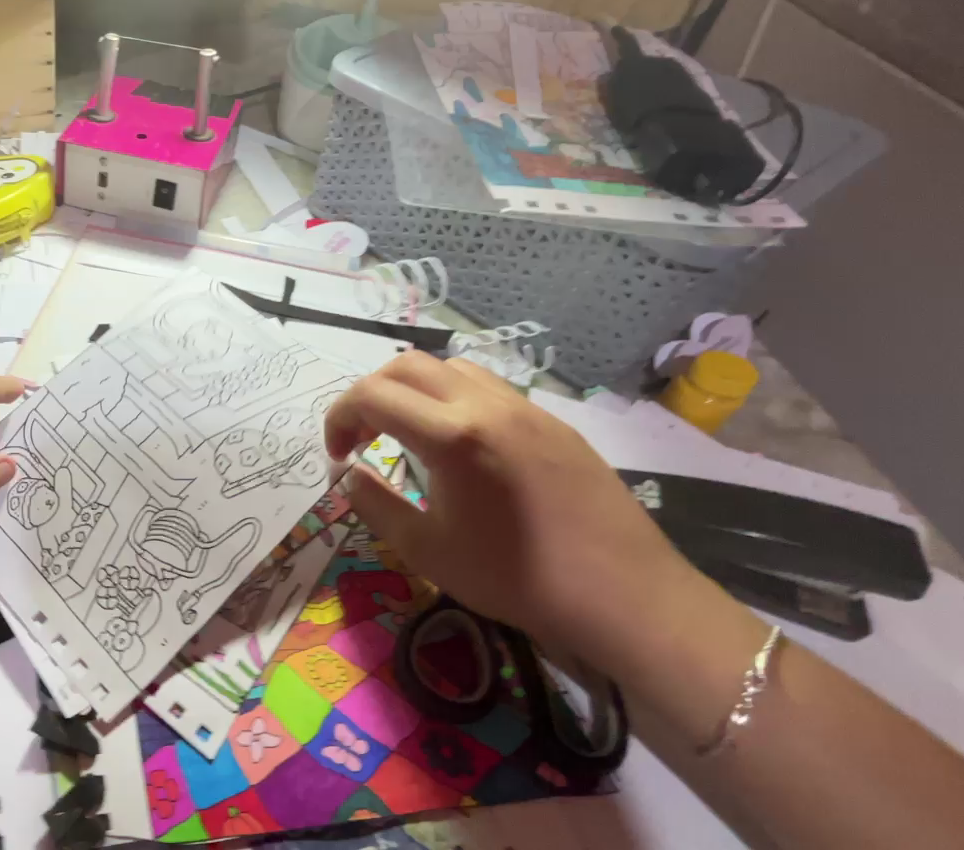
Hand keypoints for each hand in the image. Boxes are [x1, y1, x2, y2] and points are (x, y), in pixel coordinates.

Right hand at [324, 352, 700, 662]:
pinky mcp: (553, 423)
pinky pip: (488, 388)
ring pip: (450, 368)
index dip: (339, 418)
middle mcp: (486, 406)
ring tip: (407, 434)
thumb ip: (375, 502)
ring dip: (413, 390)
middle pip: (406, 365)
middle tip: (363, 438)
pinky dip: (453, 400)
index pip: (371, 396)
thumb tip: (350, 473)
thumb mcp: (426, 550)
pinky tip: (460, 447)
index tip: (337, 455)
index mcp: (451, 435)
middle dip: (370, 394)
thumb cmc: (516, 579)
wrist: (626, 598)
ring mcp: (525, 409)